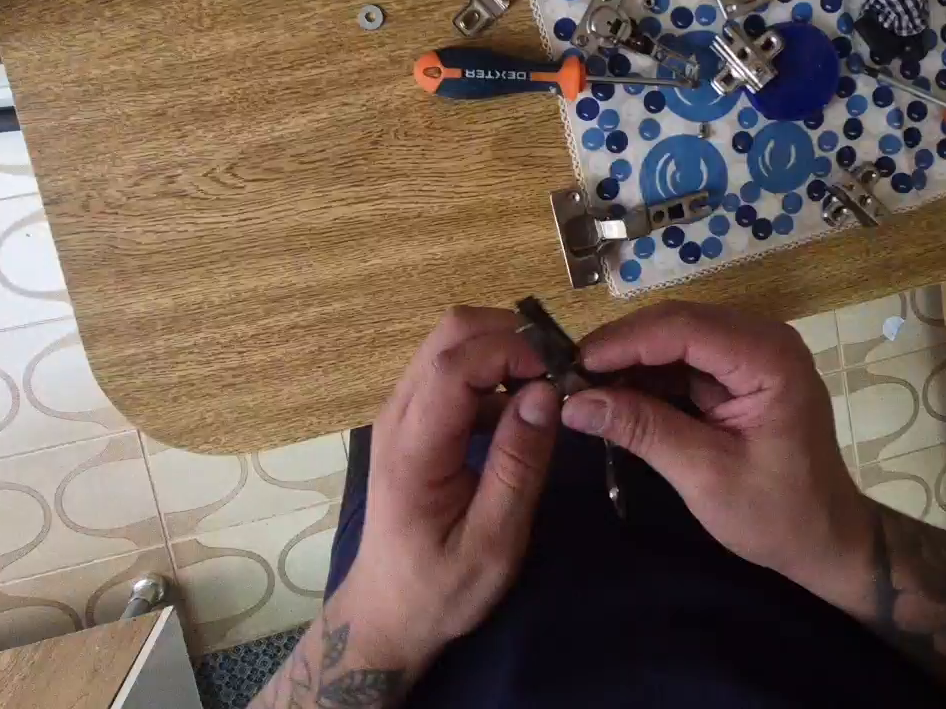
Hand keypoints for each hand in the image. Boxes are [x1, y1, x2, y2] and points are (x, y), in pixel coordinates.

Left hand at [333, 307, 560, 669]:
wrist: (388, 612)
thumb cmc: (441, 587)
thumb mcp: (494, 542)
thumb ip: (519, 465)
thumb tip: (546, 390)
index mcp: (412, 448)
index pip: (453, 365)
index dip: (509, 351)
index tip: (557, 371)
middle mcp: (398, 413)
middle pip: (450, 333)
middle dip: (510, 335)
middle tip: (555, 370)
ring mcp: (402, 409)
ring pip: (451, 340)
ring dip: (503, 347)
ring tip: (545, 384)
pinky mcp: (413, 414)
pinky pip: (453, 363)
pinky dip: (493, 365)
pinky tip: (520, 405)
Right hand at [560, 301, 875, 598]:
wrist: (826, 539)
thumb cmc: (778, 515)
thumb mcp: (705, 475)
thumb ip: (643, 430)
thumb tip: (575, 404)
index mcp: (768, 356)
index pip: (684, 328)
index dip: (625, 341)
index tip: (574, 363)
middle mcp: (761, 338)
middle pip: (676, 324)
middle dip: (622, 348)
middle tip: (570, 376)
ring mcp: (749, 351)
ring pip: (673, 338)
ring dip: (630, 361)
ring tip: (583, 387)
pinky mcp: (736, 369)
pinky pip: (682, 360)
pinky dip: (647, 377)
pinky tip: (614, 394)